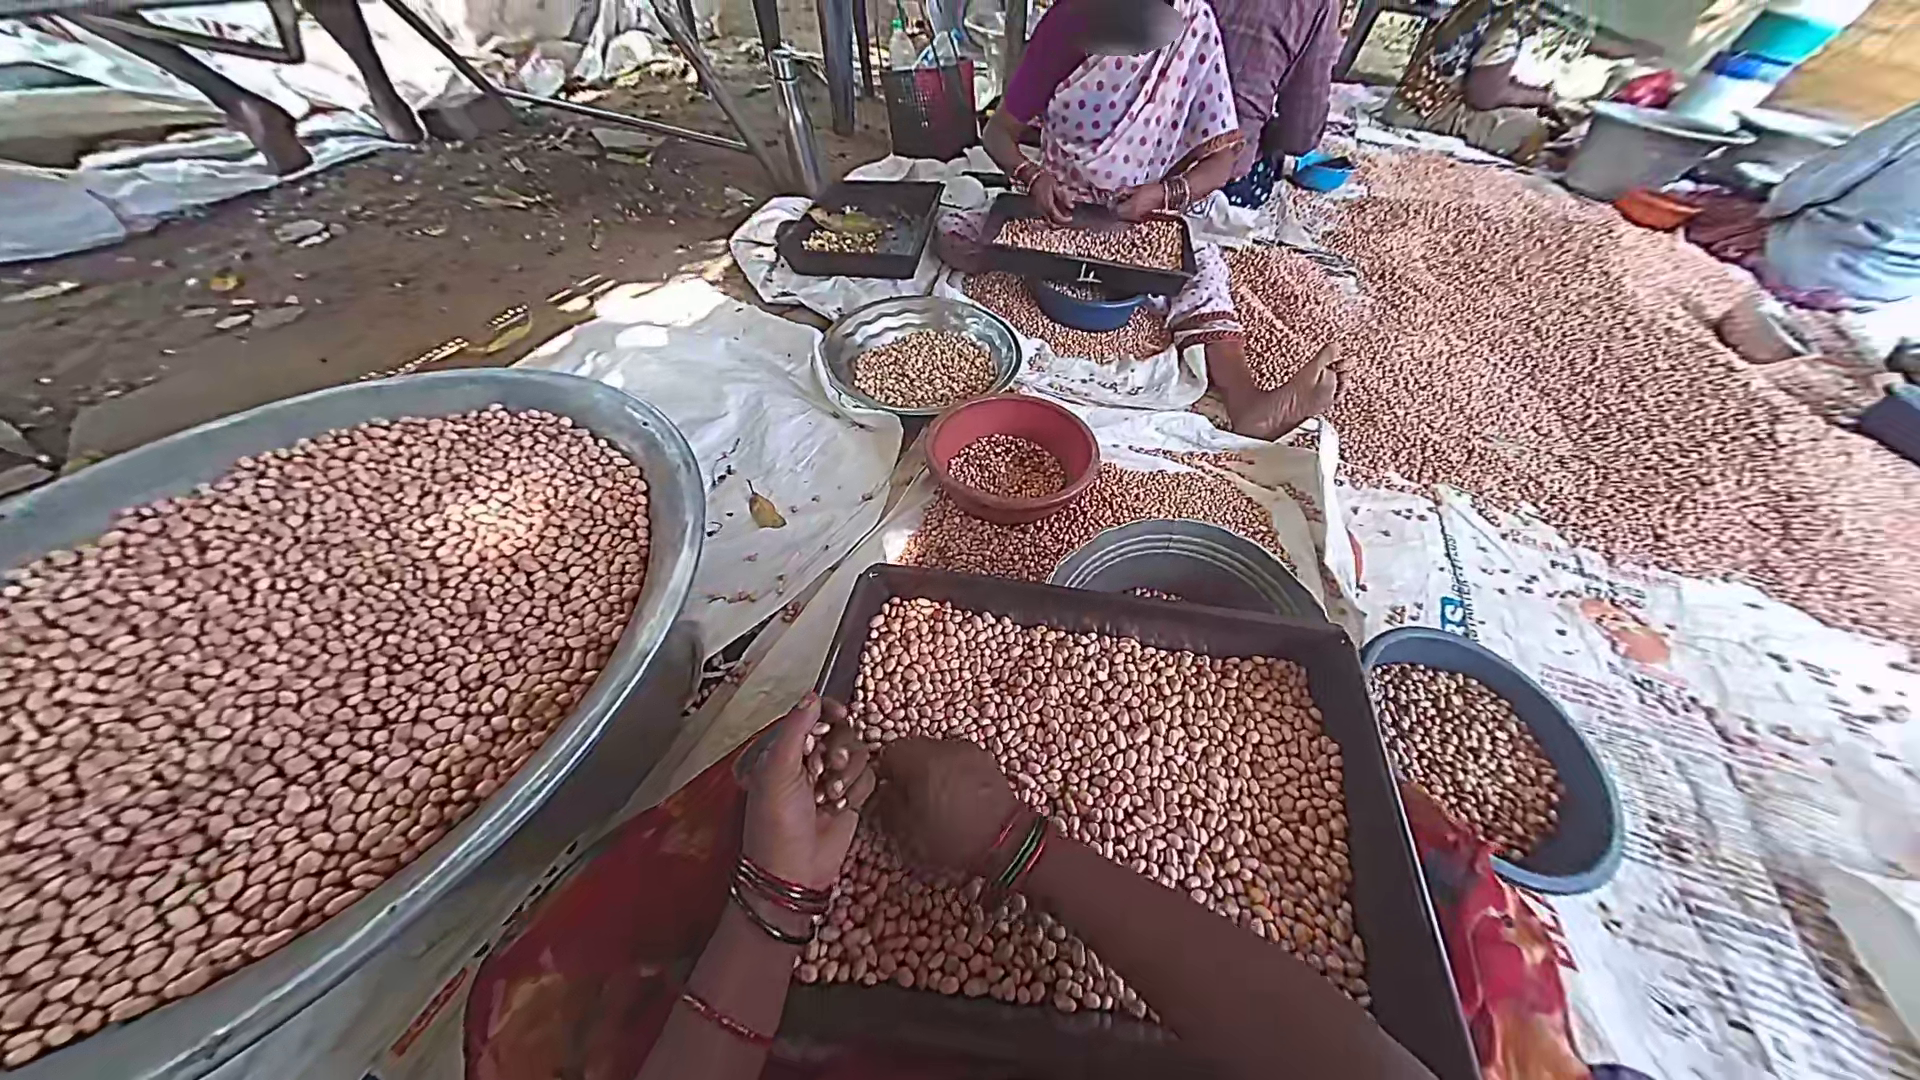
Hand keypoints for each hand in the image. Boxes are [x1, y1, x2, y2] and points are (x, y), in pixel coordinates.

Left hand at [742, 694, 875, 890]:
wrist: (794, 873)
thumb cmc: (775, 824)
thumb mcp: (777, 771)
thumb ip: (795, 729)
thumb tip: (812, 696)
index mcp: (788, 750)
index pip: (814, 715)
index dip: (829, 712)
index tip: (840, 715)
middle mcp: (812, 760)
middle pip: (843, 731)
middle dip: (840, 748)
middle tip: (829, 766)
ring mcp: (833, 778)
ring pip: (859, 753)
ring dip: (848, 773)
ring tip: (830, 794)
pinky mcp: (851, 797)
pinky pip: (868, 777)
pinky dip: (857, 790)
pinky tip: (841, 806)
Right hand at [873, 737, 1023, 874]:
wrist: (1005, 840)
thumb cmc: (951, 837)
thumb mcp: (908, 831)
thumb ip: (888, 805)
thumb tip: (884, 791)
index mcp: (920, 760)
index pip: (890, 751)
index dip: (884, 772)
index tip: (887, 791)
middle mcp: (943, 747)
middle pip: (913, 747)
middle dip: (907, 768)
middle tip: (908, 795)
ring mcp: (966, 750)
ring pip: (936, 751)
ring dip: (930, 768)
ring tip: (934, 797)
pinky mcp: (984, 758)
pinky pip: (957, 757)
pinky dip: (951, 770)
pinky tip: (956, 795)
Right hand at [1030, 170, 1072, 225]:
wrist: (1033, 178)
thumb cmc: (1045, 180)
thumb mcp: (1056, 187)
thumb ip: (1063, 198)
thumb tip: (1071, 207)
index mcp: (1048, 204)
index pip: (1056, 216)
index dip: (1063, 219)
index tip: (1071, 218)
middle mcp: (1043, 209)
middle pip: (1052, 221)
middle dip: (1061, 222)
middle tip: (1069, 219)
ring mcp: (1040, 209)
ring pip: (1049, 220)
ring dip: (1057, 220)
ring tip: (1065, 216)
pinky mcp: (1039, 208)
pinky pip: (1047, 216)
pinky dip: (1053, 217)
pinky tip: (1058, 212)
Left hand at [1114, 181, 1166, 221]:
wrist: (1168, 199)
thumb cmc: (1153, 191)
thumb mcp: (1138, 188)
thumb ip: (1126, 191)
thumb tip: (1117, 191)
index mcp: (1129, 208)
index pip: (1114, 210)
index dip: (1112, 204)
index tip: (1113, 198)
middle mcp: (1131, 218)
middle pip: (1118, 216)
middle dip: (1117, 209)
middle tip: (1118, 201)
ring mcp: (1136, 221)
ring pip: (1124, 219)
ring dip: (1122, 212)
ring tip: (1126, 204)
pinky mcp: (1141, 222)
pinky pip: (1130, 220)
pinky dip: (1129, 215)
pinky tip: (1132, 208)